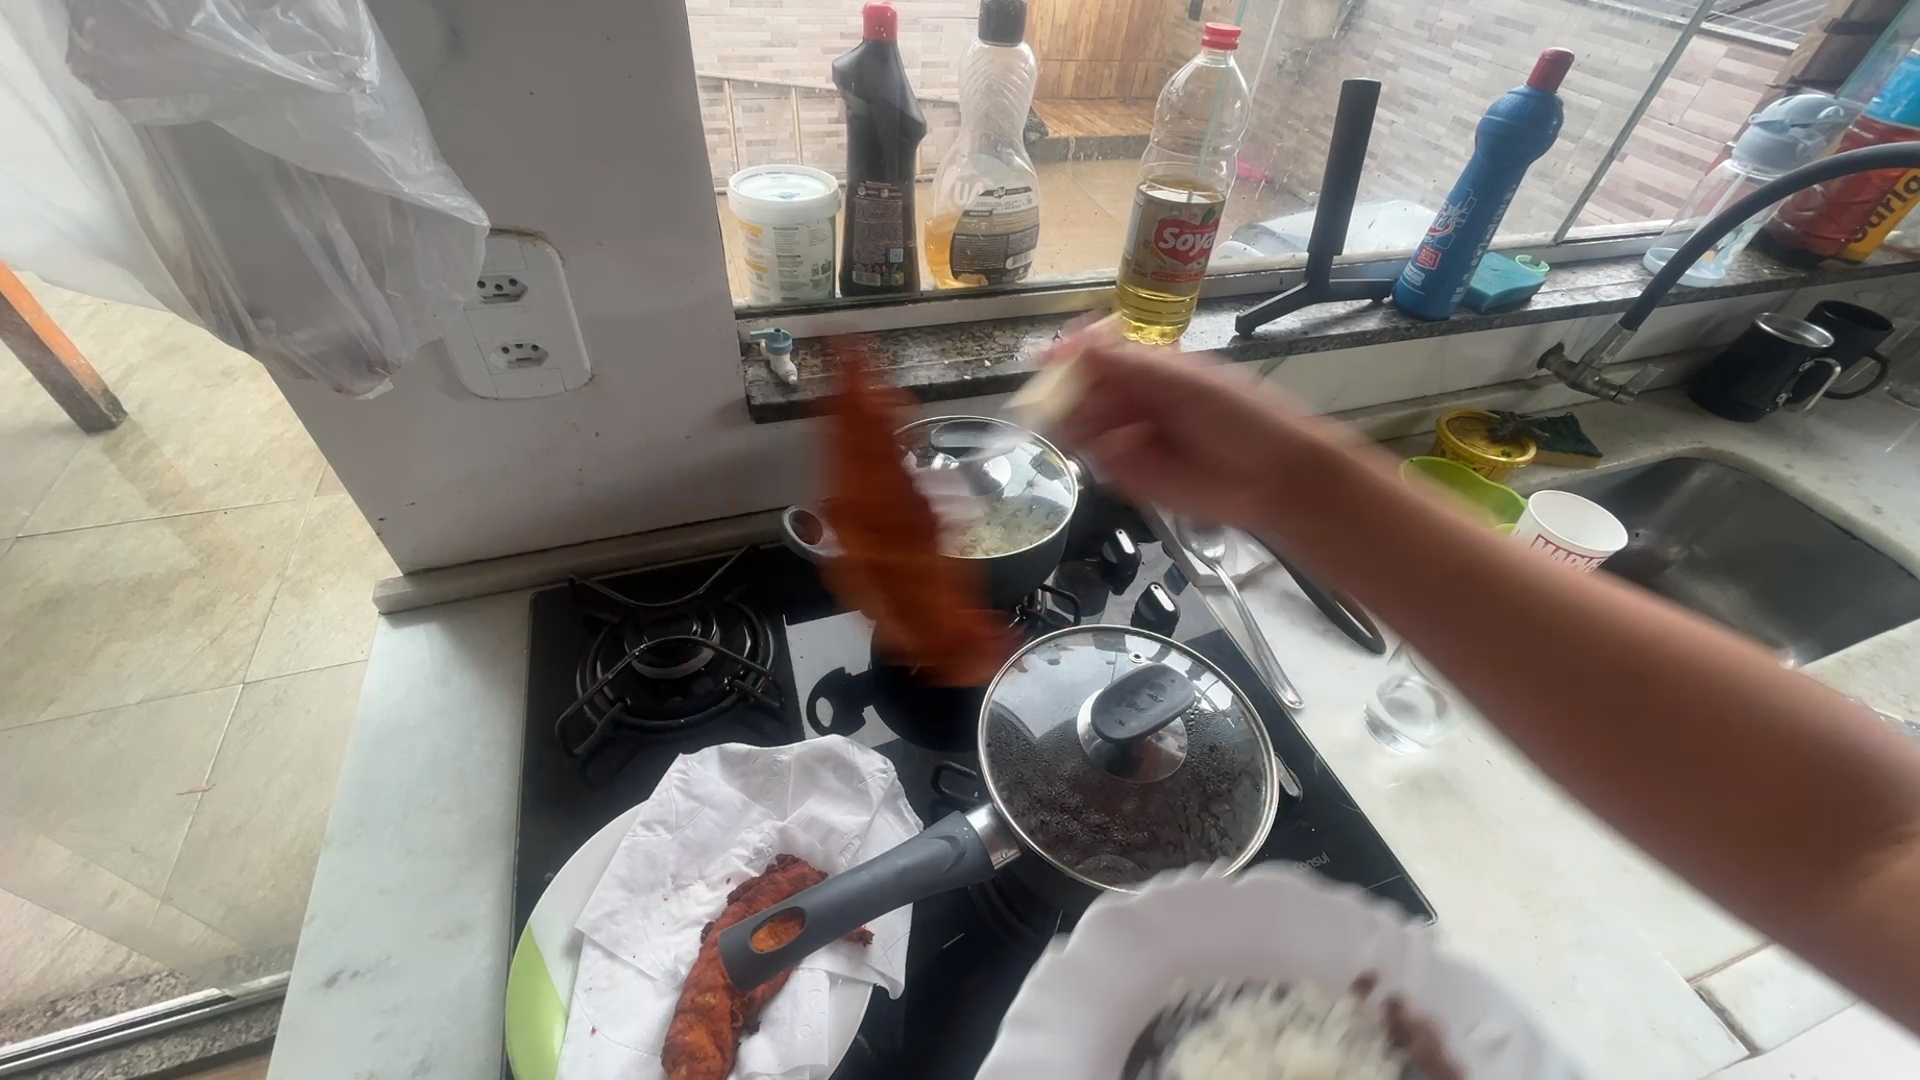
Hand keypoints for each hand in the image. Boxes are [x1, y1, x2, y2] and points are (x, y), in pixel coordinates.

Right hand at [1051, 337, 1321, 531]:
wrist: (1272, 476)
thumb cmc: (1238, 417)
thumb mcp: (1183, 380)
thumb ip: (1127, 363)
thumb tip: (1076, 341)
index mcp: (1147, 370)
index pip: (1095, 357)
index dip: (1068, 356)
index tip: (1043, 360)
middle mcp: (1133, 402)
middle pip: (1080, 395)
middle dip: (1065, 397)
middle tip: (1054, 403)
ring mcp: (1129, 440)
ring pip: (1084, 430)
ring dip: (1078, 428)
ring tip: (1087, 427)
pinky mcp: (1130, 477)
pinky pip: (1099, 463)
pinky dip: (1100, 457)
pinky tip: (1117, 452)